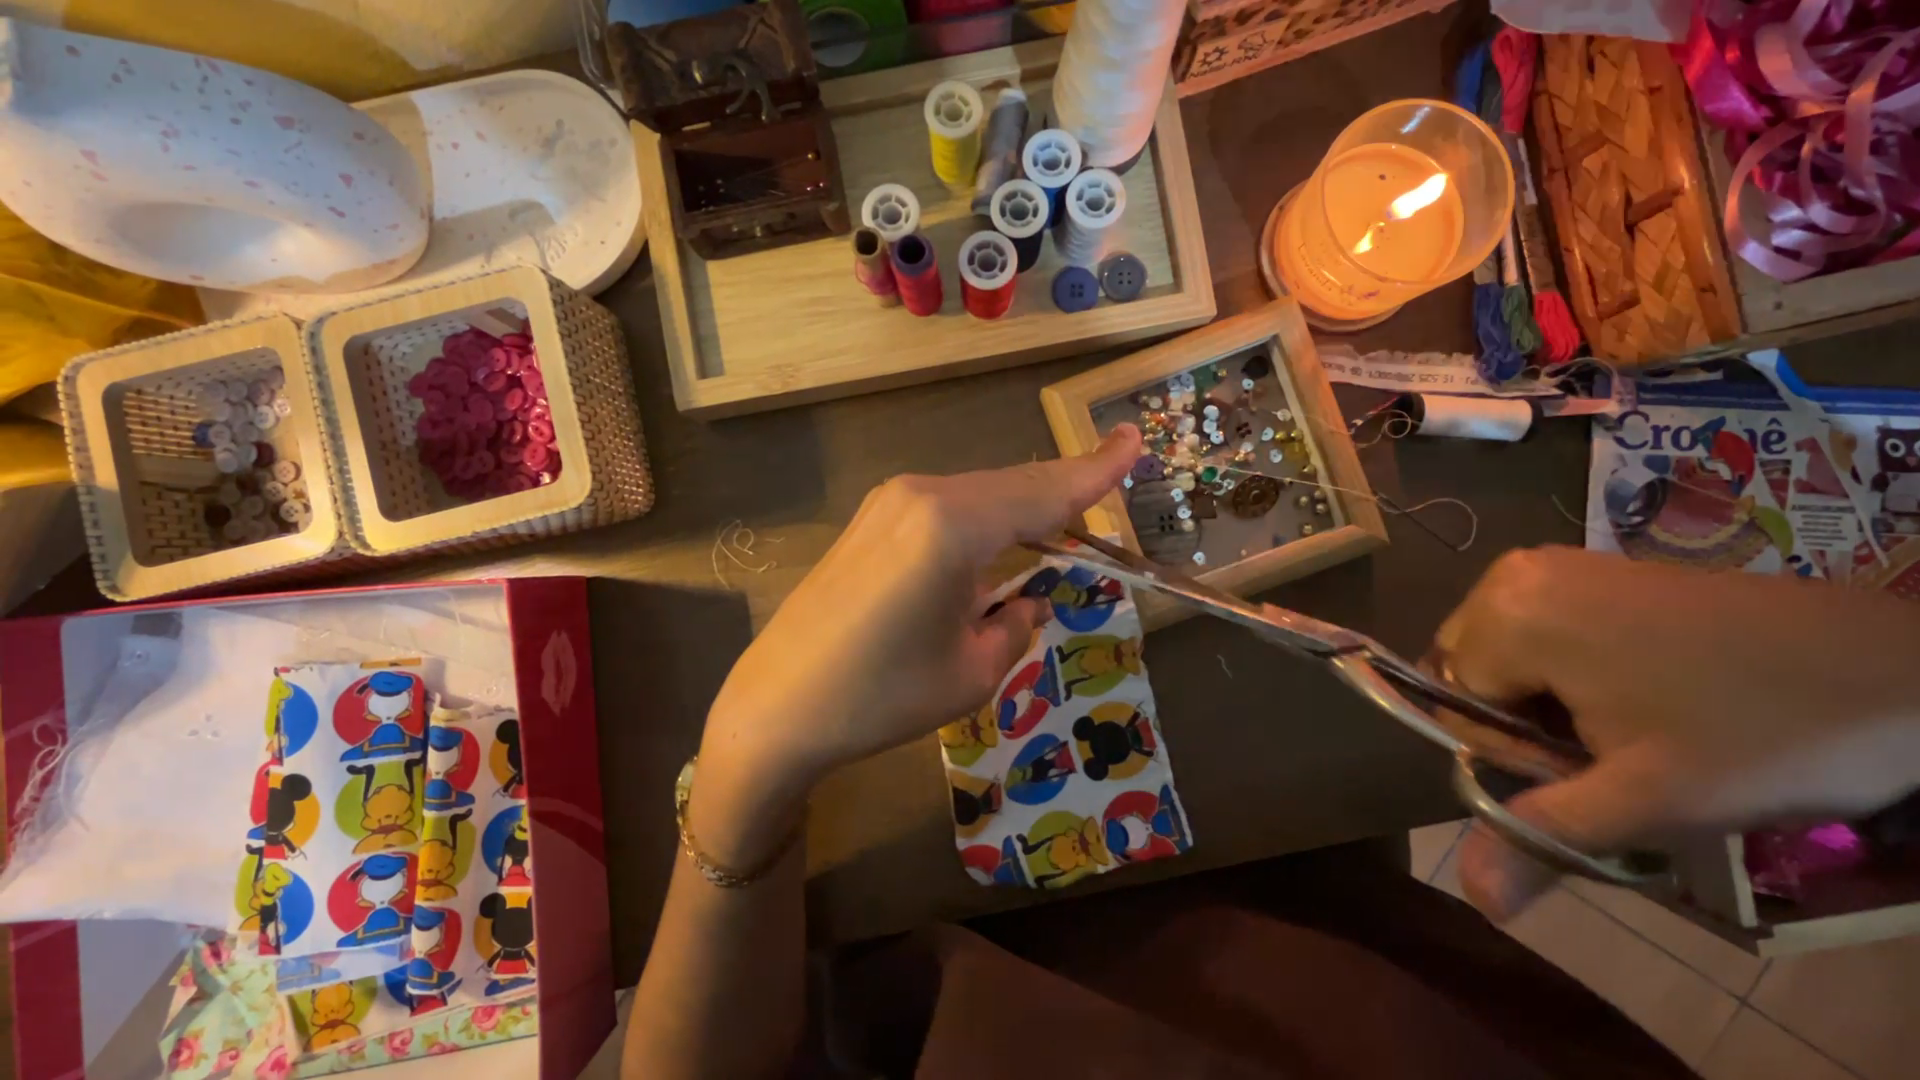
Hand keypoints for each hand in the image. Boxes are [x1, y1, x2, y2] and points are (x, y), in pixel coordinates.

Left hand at [690, 425, 1142, 864]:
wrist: (777, 706)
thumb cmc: (881, 697)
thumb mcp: (971, 671)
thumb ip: (1015, 625)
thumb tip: (1028, 602)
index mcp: (953, 526)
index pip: (1042, 493)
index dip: (1094, 472)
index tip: (1133, 441)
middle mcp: (921, 495)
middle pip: (1012, 487)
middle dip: (1062, 491)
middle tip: (1109, 486)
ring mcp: (888, 502)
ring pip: (979, 495)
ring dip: (1020, 510)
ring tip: (1061, 525)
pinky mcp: (869, 520)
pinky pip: (945, 508)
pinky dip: (982, 520)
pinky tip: (996, 545)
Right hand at [1435, 546, 1919, 920]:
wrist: (1904, 669)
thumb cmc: (1765, 735)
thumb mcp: (1647, 800)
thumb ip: (1541, 836)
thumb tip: (1473, 899)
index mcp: (1508, 614)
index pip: (1453, 705)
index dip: (1516, 752)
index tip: (1598, 766)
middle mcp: (1512, 576)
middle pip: (1468, 675)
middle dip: (1523, 723)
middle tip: (1616, 748)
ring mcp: (1553, 565)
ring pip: (1501, 659)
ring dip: (1545, 703)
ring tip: (1631, 723)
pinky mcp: (1590, 570)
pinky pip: (1536, 632)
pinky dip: (1567, 673)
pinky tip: (1638, 692)